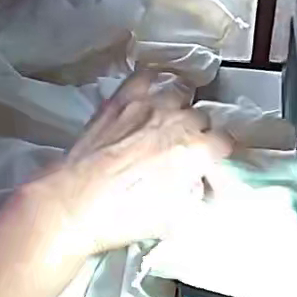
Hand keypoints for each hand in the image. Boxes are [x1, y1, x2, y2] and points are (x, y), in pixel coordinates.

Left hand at [25, 71, 233, 258]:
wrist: (73, 204)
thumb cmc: (123, 218)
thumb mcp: (172, 218)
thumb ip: (194, 195)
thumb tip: (198, 184)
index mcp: (195, 152)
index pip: (224, 142)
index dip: (218, 155)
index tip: (210, 165)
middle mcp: (176, 121)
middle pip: (201, 117)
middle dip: (197, 133)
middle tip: (184, 151)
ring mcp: (147, 106)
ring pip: (178, 94)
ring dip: (177, 108)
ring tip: (167, 124)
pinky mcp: (120, 100)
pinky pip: (146, 77)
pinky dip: (153, 82)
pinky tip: (151, 92)